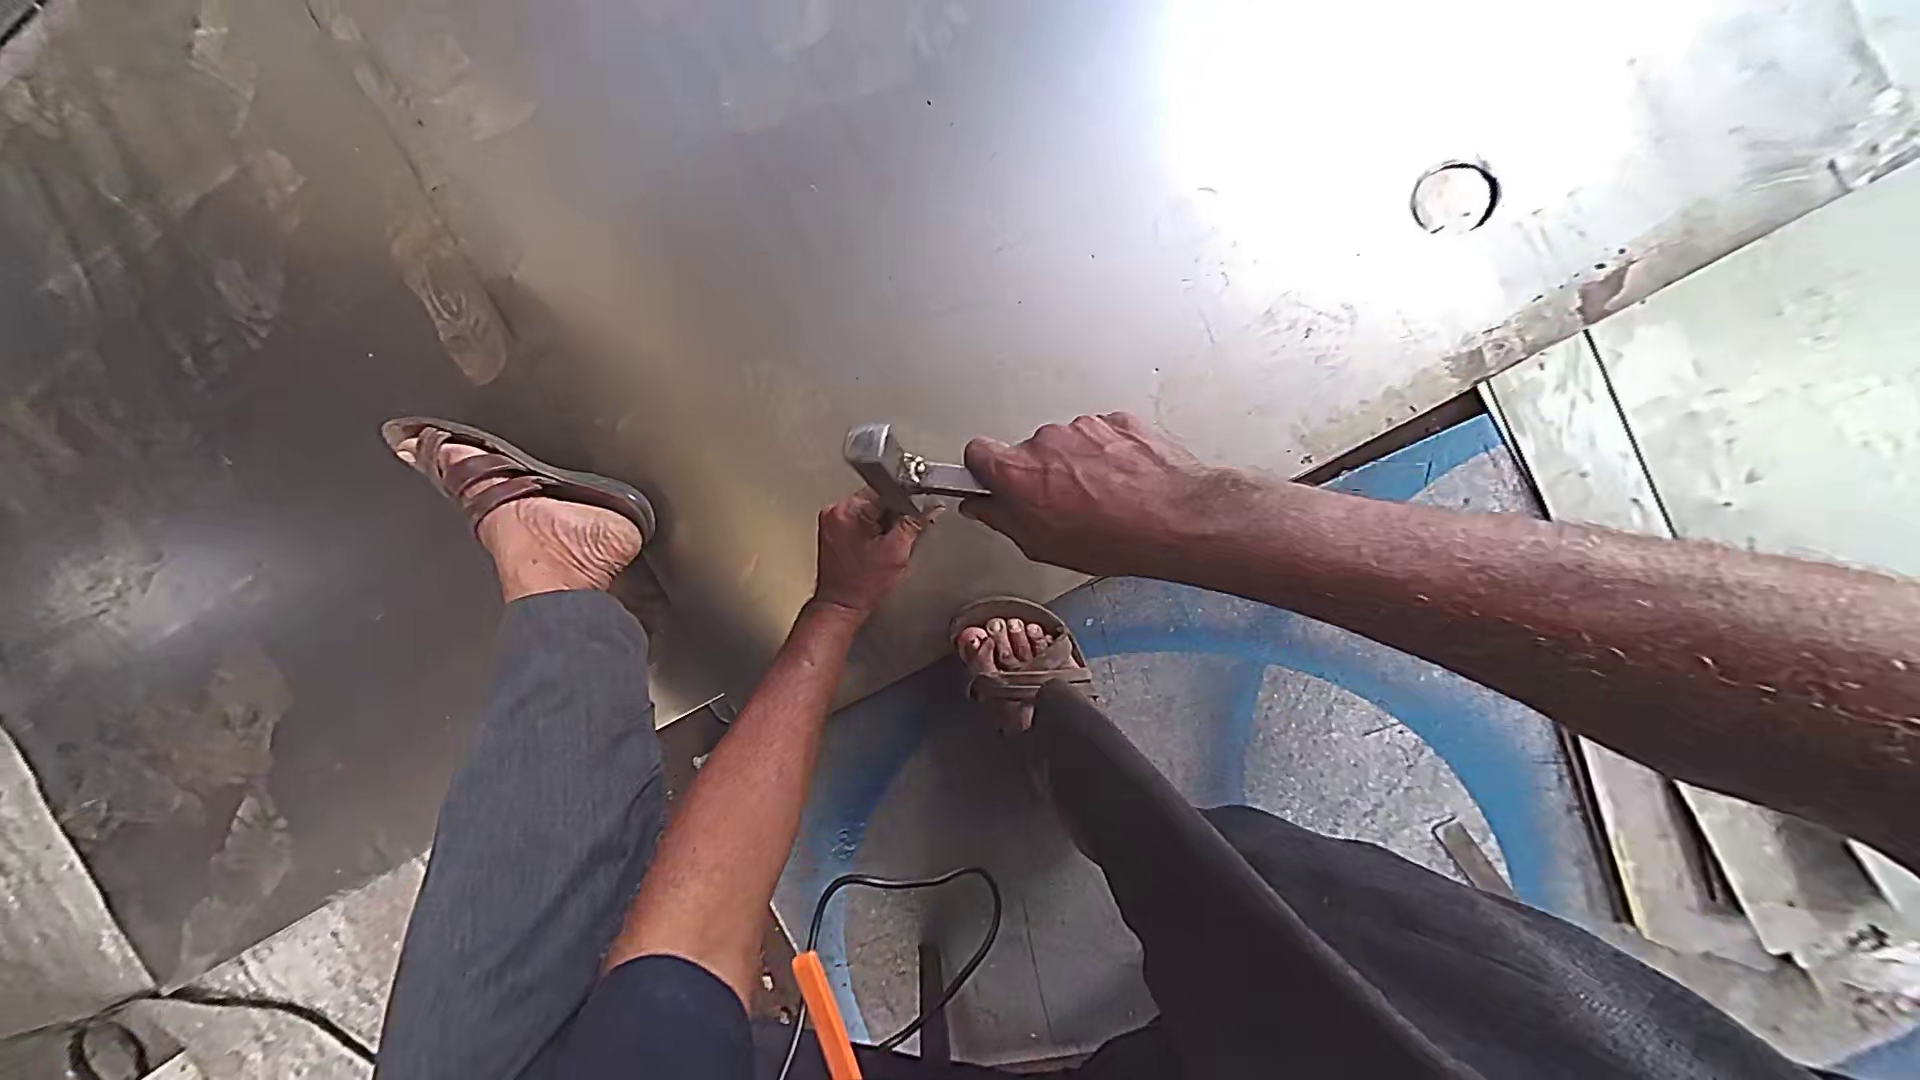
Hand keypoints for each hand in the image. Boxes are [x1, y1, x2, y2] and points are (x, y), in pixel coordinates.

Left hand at [812, 488, 938, 617]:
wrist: (842, 605)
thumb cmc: (862, 585)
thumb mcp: (897, 551)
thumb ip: (914, 523)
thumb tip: (929, 506)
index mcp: (849, 511)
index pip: (885, 490)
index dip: (903, 503)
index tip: (910, 516)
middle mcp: (835, 511)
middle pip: (876, 498)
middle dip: (891, 515)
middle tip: (892, 540)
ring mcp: (831, 520)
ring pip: (868, 509)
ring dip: (880, 522)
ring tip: (878, 547)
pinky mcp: (831, 530)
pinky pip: (858, 520)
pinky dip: (869, 530)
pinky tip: (870, 549)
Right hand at [961, 412, 1230, 575]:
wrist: (1174, 518)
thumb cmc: (1112, 537)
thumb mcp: (1041, 545)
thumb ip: (1001, 519)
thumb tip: (983, 506)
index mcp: (1018, 471)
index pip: (976, 451)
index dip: (983, 468)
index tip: (991, 481)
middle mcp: (1045, 441)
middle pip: (1027, 450)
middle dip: (1039, 473)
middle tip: (1061, 504)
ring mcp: (1082, 427)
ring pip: (1065, 443)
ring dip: (1075, 464)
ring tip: (1100, 497)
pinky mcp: (1115, 420)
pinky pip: (1098, 435)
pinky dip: (1104, 454)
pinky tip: (1120, 483)